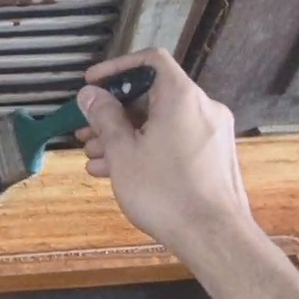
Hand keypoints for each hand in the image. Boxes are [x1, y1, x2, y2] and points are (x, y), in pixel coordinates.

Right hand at [73, 48, 254, 251]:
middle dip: (113, 113)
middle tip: (84, 132)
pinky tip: (116, 171)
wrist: (214, 237)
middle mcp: (202, 108)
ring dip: (124, 135)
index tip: (92, 85)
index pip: (150, 61)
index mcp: (182, 97)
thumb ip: (104, 117)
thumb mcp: (122, 151)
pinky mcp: (212, 157)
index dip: (116, 68)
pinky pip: (172, 141)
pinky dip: (145, 148)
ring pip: (159, 122)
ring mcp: (210, 134)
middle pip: (152, 95)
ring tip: (93, 159)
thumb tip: (90, 94)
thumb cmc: (164, 191)